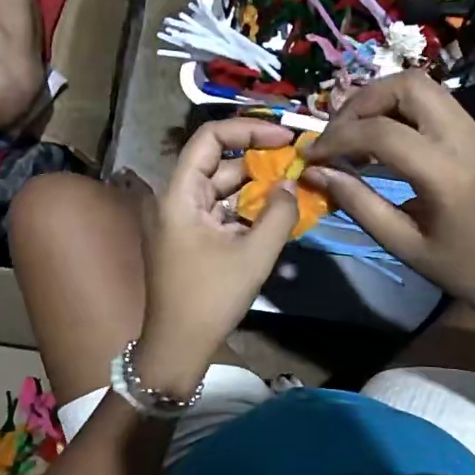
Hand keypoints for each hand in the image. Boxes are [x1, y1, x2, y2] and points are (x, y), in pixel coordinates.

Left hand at [131, 119, 298, 396]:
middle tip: (298, 166)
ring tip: (293, 189)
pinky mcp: (190, 239)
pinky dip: (245, 209)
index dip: (248, 129)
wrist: (177, 345)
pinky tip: (275, 214)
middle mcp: (175, 199)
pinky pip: (220, 211)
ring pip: (222, 188)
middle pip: (218, 162)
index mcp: (179, 195)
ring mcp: (181, 220)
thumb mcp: (254, 255)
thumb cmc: (211, 298)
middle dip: (259, 161)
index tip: (284, 137)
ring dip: (255, 187)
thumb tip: (291, 185)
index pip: (210, 138)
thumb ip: (279, 213)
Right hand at [302, 74, 474, 317]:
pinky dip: (399, 109)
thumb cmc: (454, 265)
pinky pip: (433, 101)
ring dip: (380, 100)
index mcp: (448, 177)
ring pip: (422, 85)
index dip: (340, 137)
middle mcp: (467, 141)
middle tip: (337, 133)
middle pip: (409, 86)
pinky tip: (381, 137)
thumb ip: (357, 203)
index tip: (313, 154)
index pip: (384, 132)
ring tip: (355, 132)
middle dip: (363, 102)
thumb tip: (314, 172)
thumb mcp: (400, 243)